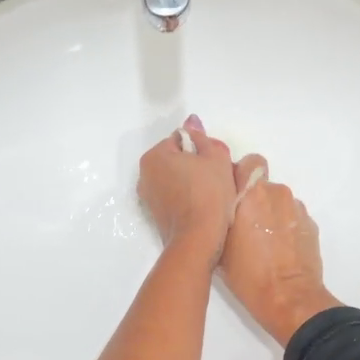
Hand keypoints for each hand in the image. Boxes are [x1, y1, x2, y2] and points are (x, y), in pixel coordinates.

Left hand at [138, 115, 235, 267]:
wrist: (198, 238)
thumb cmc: (209, 193)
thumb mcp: (215, 157)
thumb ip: (202, 137)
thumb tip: (191, 121)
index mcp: (154, 156)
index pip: (180, 140)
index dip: (200, 148)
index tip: (213, 163)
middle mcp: (144, 175)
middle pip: (175, 160)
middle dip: (193, 165)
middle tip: (214, 178)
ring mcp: (147, 197)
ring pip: (174, 179)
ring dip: (189, 181)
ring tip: (209, 194)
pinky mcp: (155, 216)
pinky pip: (172, 197)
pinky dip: (184, 197)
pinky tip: (199, 206)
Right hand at [221, 155, 342, 345]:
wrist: (288, 298)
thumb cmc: (247, 273)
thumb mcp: (220, 244)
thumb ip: (221, 214)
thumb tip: (223, 205)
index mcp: (251, 193)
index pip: (249, 162)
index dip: (240, 176)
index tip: (232, 196)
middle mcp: (277, 193)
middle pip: (263, 184)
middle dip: (254, 198)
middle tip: (244, 225)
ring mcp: (297, 209)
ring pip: (278, 202)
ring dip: (270, 214)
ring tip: (262, 241)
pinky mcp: (311, 225)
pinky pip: (292, 218)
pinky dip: (284, 227)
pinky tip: (278, 250)